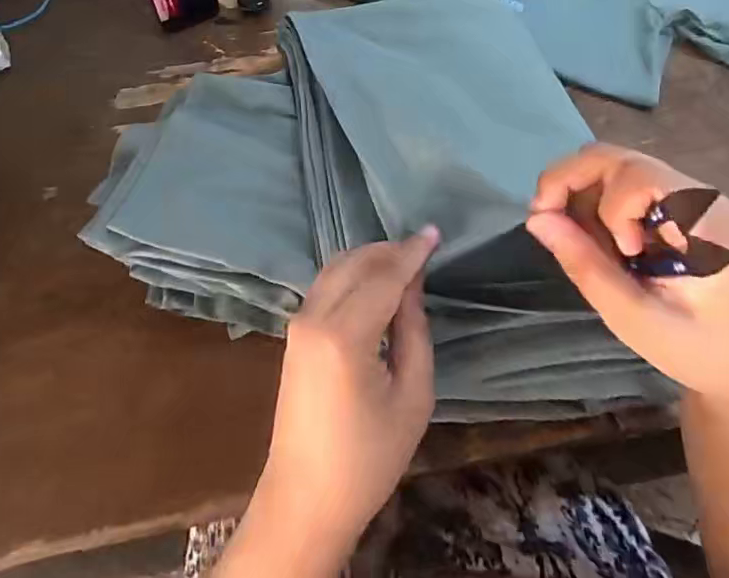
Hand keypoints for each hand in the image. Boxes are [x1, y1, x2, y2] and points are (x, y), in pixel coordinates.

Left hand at [246, 226, 440, 565]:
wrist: (306, 496)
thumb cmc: (369, 456)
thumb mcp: (412, 396)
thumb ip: (414, 331)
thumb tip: (413, 285)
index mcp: (345, 335)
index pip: (384, 276)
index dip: (411, 252)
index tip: (435, 232)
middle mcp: (314, 317)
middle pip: (355, 262)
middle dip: (390, 250)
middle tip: (423, 248)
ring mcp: (298, 323)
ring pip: (335, 268)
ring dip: (369, 258)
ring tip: (403, 261)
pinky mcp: (293, 333)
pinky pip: (324, 285)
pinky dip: (351, 272)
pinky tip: (373, 281)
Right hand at [526, 143, 728, 403]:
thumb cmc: (695, 353)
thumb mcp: (633, 319)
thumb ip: (586, 266)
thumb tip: (536, 219)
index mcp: (710, 227)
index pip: (642, 174)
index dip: (608, 202)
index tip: (615, 253)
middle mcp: (708, 199)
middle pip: (625, 159)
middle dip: (574, 180)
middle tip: (546, 216)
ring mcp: (699, 199)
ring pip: (622, 164)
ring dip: (585, 190)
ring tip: (579, 235)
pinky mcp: (687, 205)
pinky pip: (633, 182)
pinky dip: (602, 199)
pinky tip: (602, 237)